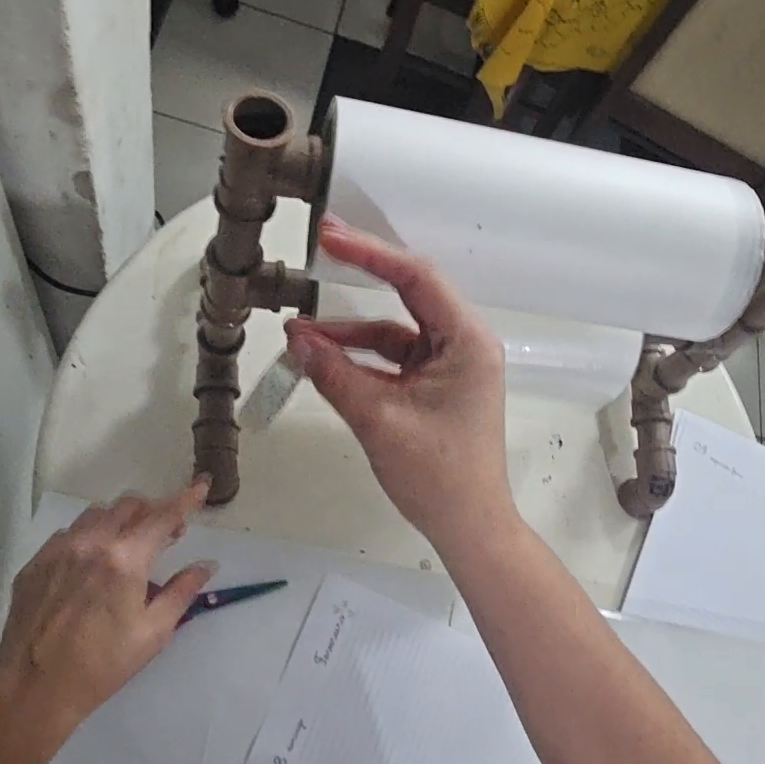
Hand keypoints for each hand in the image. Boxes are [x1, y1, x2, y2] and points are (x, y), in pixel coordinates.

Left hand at [0, 480, 215, 746]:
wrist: (32, 690)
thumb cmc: (102, 666)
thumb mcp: (154, 632)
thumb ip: (182, 592)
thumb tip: (205, 565)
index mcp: (125, 559)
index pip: (164, 515)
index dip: (186, 498)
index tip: (202, 484)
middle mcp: (91, 543)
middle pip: (130, 505)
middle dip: (154, 511)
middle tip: (167, 535)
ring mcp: (58, 550)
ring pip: (97, 514)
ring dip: (120, 520)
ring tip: (128, 546)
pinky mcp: (35, 563)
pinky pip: (68, 533)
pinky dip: (89, 536)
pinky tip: (92, 563)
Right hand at [285, 217, 514, 549]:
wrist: (468, 526)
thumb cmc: (436, 476)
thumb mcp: (379, 420)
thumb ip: (335, 374)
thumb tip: (296, 339)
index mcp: (467, 341)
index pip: (417, 279)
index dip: (371, 254)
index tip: (330, 237)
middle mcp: (464, 343)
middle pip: (409, 294)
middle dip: (363, 276)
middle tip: (320, 250)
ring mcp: (450, 364)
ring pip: (396, 330)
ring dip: (351, 333)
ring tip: (300, 334)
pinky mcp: (436, 384)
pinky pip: (394, 358)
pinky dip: (361, 359)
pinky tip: (324, 359)